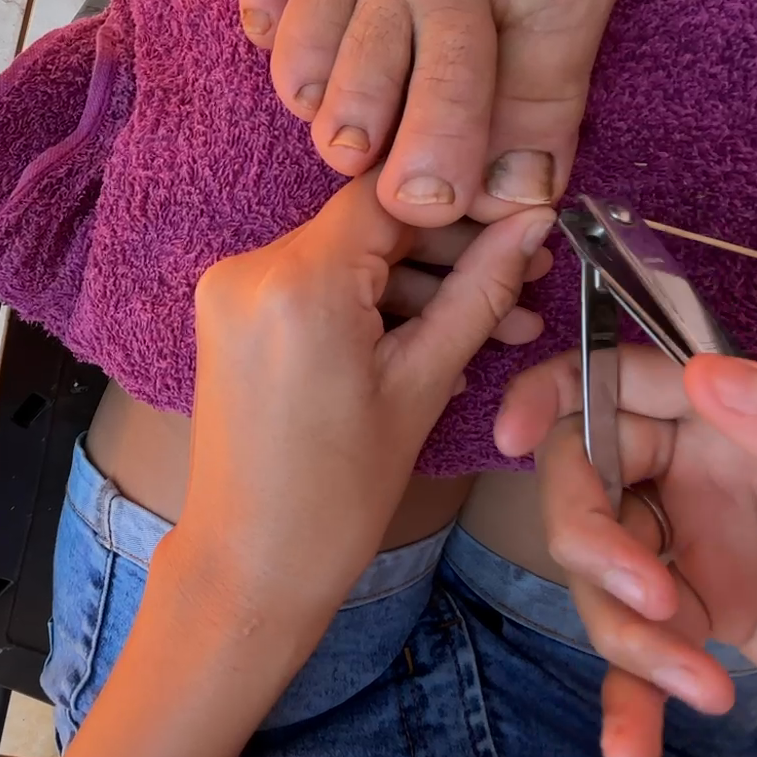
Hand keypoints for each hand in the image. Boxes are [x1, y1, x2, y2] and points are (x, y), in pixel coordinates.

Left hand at [179, 173, 555, 610]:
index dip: (459, 208)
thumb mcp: (422, 384)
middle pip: (364, 228)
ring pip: (340, 259)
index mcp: (299, 281)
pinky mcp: (228, 311)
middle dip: (444, 256)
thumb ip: (478, 291)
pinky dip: (362, 305)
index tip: (516, 229)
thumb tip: (528, 222)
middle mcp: (250, 268)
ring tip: (490, 325)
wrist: (249, 558)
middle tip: (519, 284)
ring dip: (410, 287)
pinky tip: (424, 340)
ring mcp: (231, 289)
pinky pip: (310, 286)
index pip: (387, 198)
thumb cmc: (338, 492)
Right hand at [497, 348, 756, 756]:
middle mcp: (705, 478)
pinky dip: (622, 690)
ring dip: (621, 629)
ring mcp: (696, 551)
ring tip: (698, 687)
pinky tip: (630, 746)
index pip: (619, 382)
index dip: (550, 393)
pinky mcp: (702, 623)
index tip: (509, 438)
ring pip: (598, 566)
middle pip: (586, 478)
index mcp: (747, 427)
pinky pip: (631, 644)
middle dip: (591, 539)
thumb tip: (707, 375)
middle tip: (651, 602)